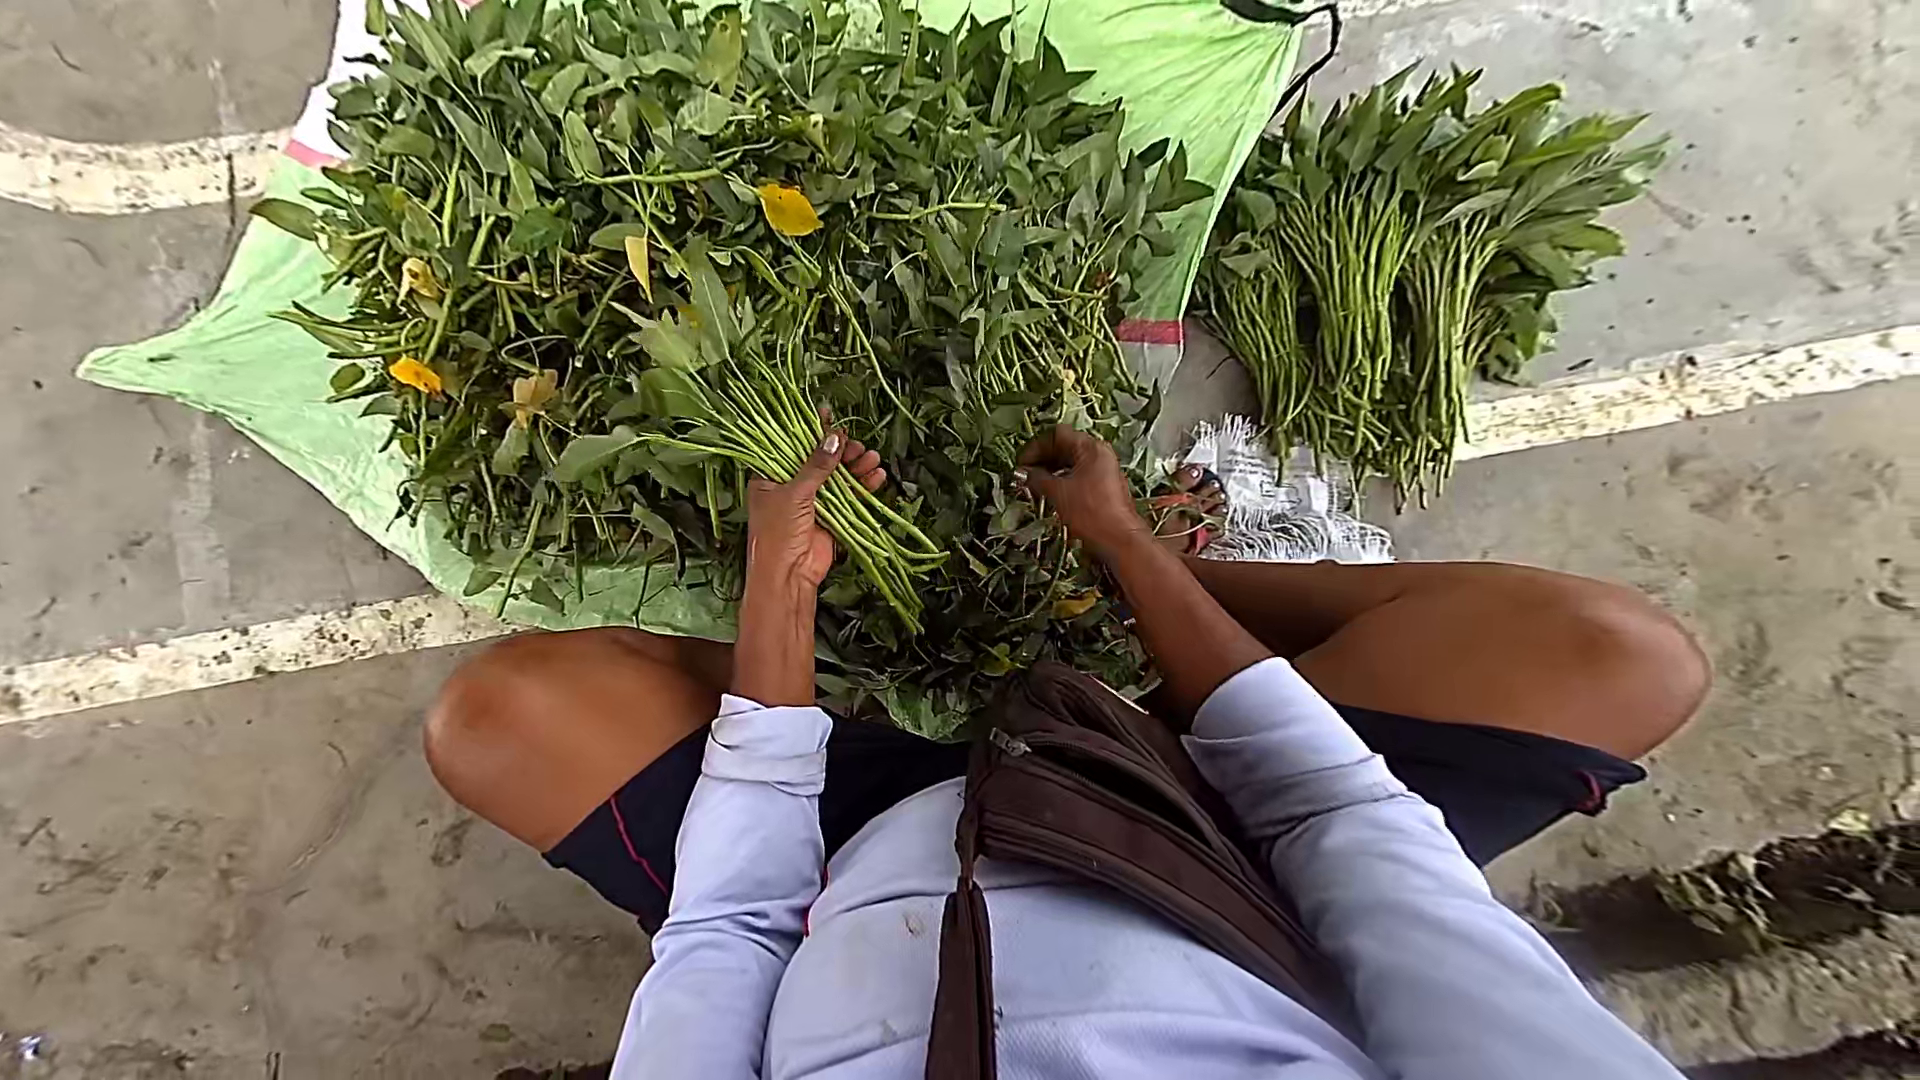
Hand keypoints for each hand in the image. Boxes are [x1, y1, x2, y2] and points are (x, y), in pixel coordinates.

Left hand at [745, 424, 888, 591]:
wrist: (788, 575)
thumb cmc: (778, 533)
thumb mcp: (794, 493)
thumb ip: (816, 466)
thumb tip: (833, 438)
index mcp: (771, 476)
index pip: (790, 444)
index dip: (808, 429)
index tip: (827, 413)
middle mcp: (791, 485)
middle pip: (819, 459)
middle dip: (839, 450)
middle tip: (855, 445)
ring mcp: (813, 501)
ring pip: (838, 476)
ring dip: (855, 467)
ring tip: (871, 459)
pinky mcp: (832, 516)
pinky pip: (850, 496)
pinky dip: (863, 486)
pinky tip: (877, 477)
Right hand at [1013, 425, 1148, 563]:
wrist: (1118, 540)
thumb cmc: (1090, 513)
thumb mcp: (1057, 492)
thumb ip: (1037, 478)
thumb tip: (1023, 472)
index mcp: (1090, 448)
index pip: (1057, 435)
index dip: (1035, 447)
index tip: (1021, 463)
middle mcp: (1100, 454)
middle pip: (1064, 447)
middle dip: (1042, 459)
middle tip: (1025, 473)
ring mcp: (1104, 470)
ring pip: (1071, 462)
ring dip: (1050, 471)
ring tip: (1034, 484)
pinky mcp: (1104, 486)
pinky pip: (1078, 475)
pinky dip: (1062, 480)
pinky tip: (1050, 492)